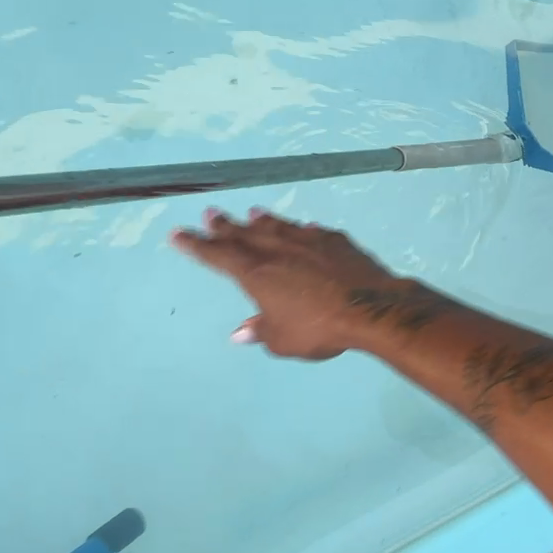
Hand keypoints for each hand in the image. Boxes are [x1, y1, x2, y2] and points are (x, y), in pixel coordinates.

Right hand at [171, 207, 423, 359]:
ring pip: (282, 227)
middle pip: (248, 235)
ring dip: (266, 221)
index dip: (198, 245)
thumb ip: (262, 331)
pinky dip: (305, 230)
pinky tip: (305, 227)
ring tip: (253, 213)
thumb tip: (241, 333)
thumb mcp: (283, 339)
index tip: (179, 234)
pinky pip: (316, 232)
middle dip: (227, 226)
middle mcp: (281, 252)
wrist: (373, 308)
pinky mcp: (340, 243)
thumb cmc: (321, 328)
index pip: (219, 256)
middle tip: (211, 213)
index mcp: (258, 274)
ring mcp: (312, 243)